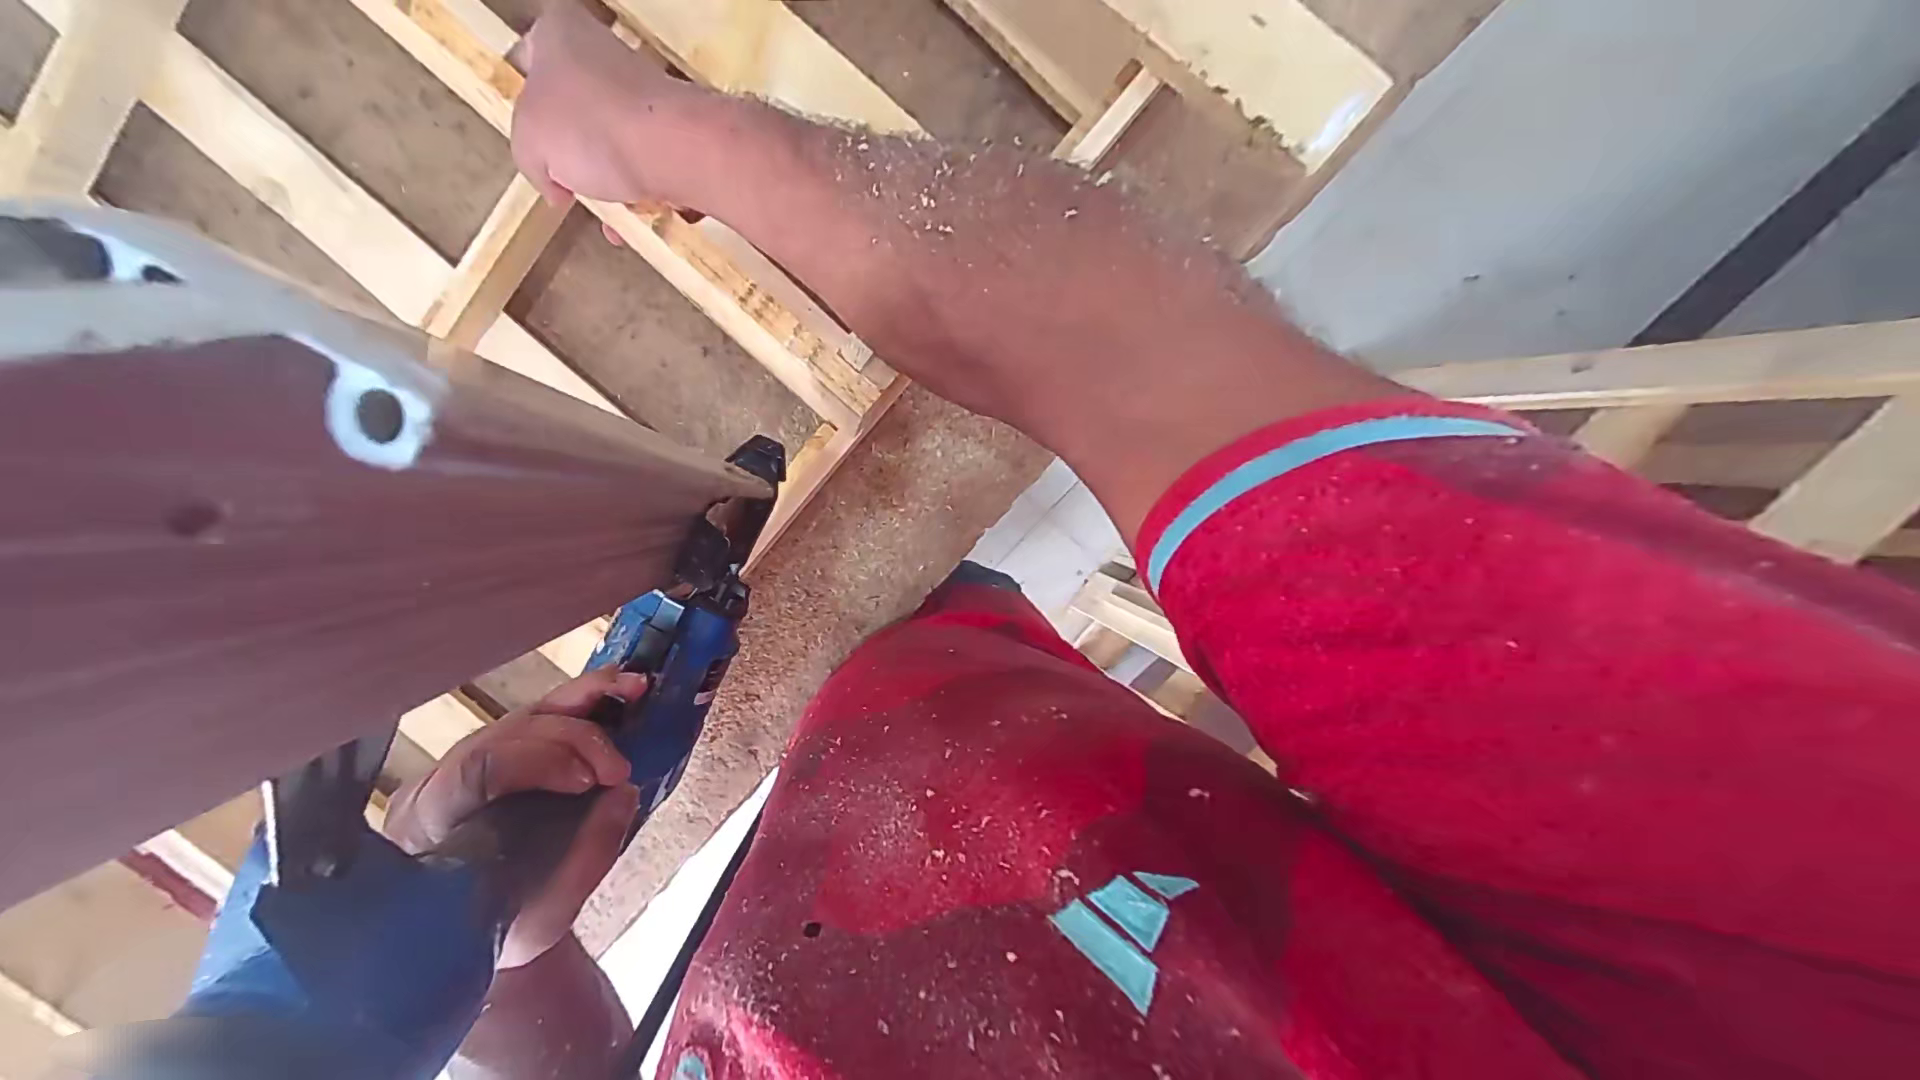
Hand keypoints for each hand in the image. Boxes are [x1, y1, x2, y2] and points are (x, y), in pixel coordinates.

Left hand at [384, 668, 646, 967]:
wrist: (486, 934)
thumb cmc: (502, 932)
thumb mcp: (541, 917)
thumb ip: (583, 860)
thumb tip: (623, 795)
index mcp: (429, 821)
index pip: (479, 766)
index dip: (539, 760)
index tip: (590, 782)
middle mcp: (445, 775)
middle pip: (511, 729)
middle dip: (576, 738)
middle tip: (619, 769)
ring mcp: (479, 753)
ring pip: (533, 709)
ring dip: (590, 697)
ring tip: (637, 691)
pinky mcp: (515, 743)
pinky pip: (553, 709)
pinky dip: (594, 695)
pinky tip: (627, 688)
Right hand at [511, 0, 697, 208]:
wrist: (678, 151)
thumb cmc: (592, 128)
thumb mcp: (531, 142)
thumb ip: (530, 159)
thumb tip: (554, 186)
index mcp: (561, 33)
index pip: (528, 63)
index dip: (526, 108)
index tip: (535, 143)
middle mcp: (611, 56)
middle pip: (581, 116)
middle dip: (578, 163)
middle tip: (575, 191)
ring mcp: (655, 98)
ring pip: (622, 150)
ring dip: (618, 192)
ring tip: (615, 221)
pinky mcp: (688, 138)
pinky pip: (659, 172)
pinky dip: (651, 201)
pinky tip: (645, 226)